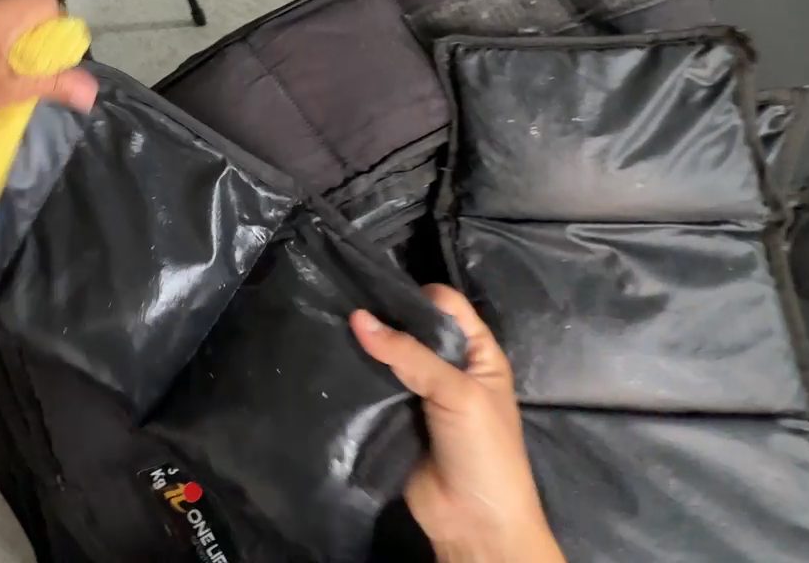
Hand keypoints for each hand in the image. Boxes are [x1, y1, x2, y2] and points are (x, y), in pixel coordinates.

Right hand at [351, 286, 564, 562]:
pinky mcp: (389, 411)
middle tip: (338, 295)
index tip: (374, 283)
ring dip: (361, 341)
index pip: (444, 303)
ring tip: (324, 318)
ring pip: (385, 351)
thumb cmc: (484, 453)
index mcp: (476, 353)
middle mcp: (446, 365)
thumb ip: (409, 354)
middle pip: (410, 324)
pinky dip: (351, 368)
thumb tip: (355, 316)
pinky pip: (368, 380)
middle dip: (379, 312)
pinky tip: (326, 351)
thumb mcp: (457, 394)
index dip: (414, 291)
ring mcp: (416, 388)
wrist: (475, 526)